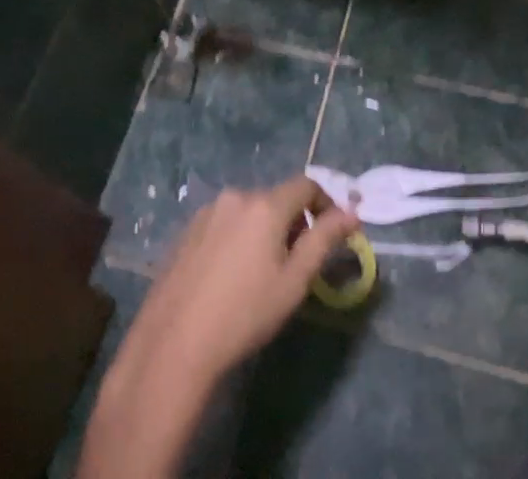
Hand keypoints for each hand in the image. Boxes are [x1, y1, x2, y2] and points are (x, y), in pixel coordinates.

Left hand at [117, 177, 358, 389]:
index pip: (306, 185)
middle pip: (277, 199)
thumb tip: (351, 213)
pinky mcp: (186, 232)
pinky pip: (225, 224)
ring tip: (263, 273)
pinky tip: (232, 277)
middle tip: (298, 264)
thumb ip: (325, 239)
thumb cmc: (246, 313)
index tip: (333, 234)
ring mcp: (205, 213)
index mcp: (265, 205)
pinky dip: (239, 238)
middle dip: (295, 222)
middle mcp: (234, 198)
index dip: (326, 204)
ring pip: (249, 212)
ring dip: (265, 230)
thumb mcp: (295, 280)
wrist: (176, 342)